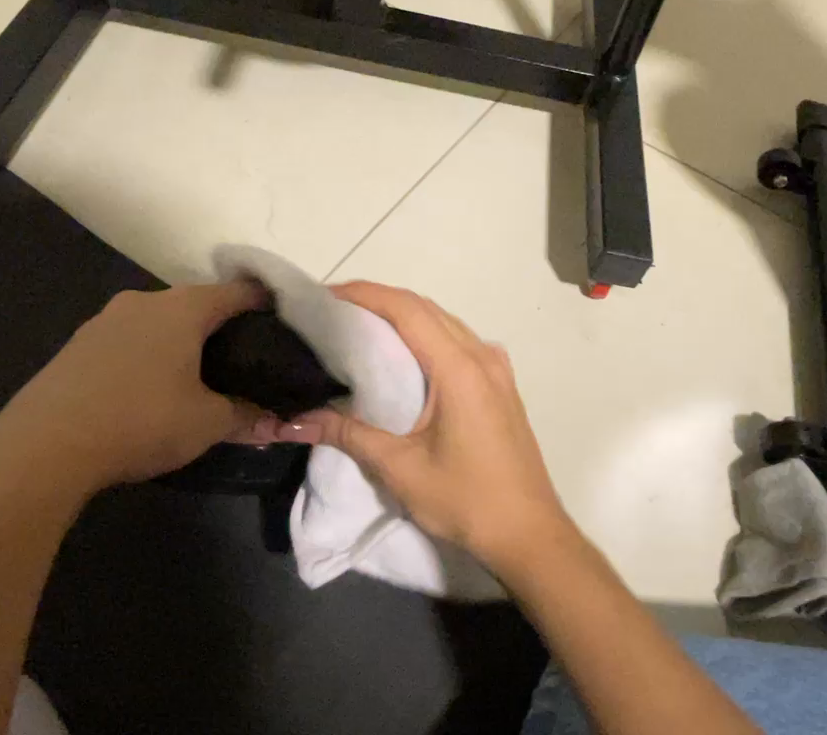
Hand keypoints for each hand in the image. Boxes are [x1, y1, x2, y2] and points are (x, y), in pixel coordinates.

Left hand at [0, 283, 268, 494]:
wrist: (41, 448)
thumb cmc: (140, 422)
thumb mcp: (206, 424)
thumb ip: (246, 415)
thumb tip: (274, 419)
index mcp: (184, 308)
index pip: (240, 291)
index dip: (267, 305)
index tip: (284, 325)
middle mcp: (145, 301)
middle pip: (198, 303)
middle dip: (222, 327)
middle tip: (243, 359)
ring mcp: (105, 320)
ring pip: (159, 321)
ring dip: (180, 342)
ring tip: (196, 377)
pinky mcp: (77, 345)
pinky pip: (129, 340)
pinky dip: (147, 355)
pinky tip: (147, 390)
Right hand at [270, 282, 576, 569]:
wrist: (528, 532)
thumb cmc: (466, 500)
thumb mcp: (400, 469)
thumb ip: (349, 434)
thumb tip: (297, 420)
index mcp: (459, 368)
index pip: (408, 310)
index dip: (366, 294)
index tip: (327, 295)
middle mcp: (482, 356)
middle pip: (426, 308)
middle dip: (380, 301)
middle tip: (335, 310)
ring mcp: (497, 368)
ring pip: (445, 322)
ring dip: (405, 316)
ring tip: (361, 326)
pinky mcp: (501, 384)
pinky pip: (460, 342)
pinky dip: (427, 335)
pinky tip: (404, 356)